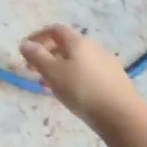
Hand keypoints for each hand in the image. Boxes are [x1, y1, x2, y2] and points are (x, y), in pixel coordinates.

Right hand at [20, 25, 145, 131]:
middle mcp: (94, 48)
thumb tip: (25, 43)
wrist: (122, 115)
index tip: (25, 49)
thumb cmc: (82, 90)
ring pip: (76, 61)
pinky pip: (87, 72)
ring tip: (48, 85)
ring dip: (59, 68)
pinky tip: (70, 93)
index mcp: (78, 43)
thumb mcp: (52, 72)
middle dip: (47, 55)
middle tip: (33, 70)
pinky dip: (73, 77)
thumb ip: (36, 56)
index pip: (55, 30)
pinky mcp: (114, 80)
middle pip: (66, 45)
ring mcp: (107, 64)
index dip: (38, 36)